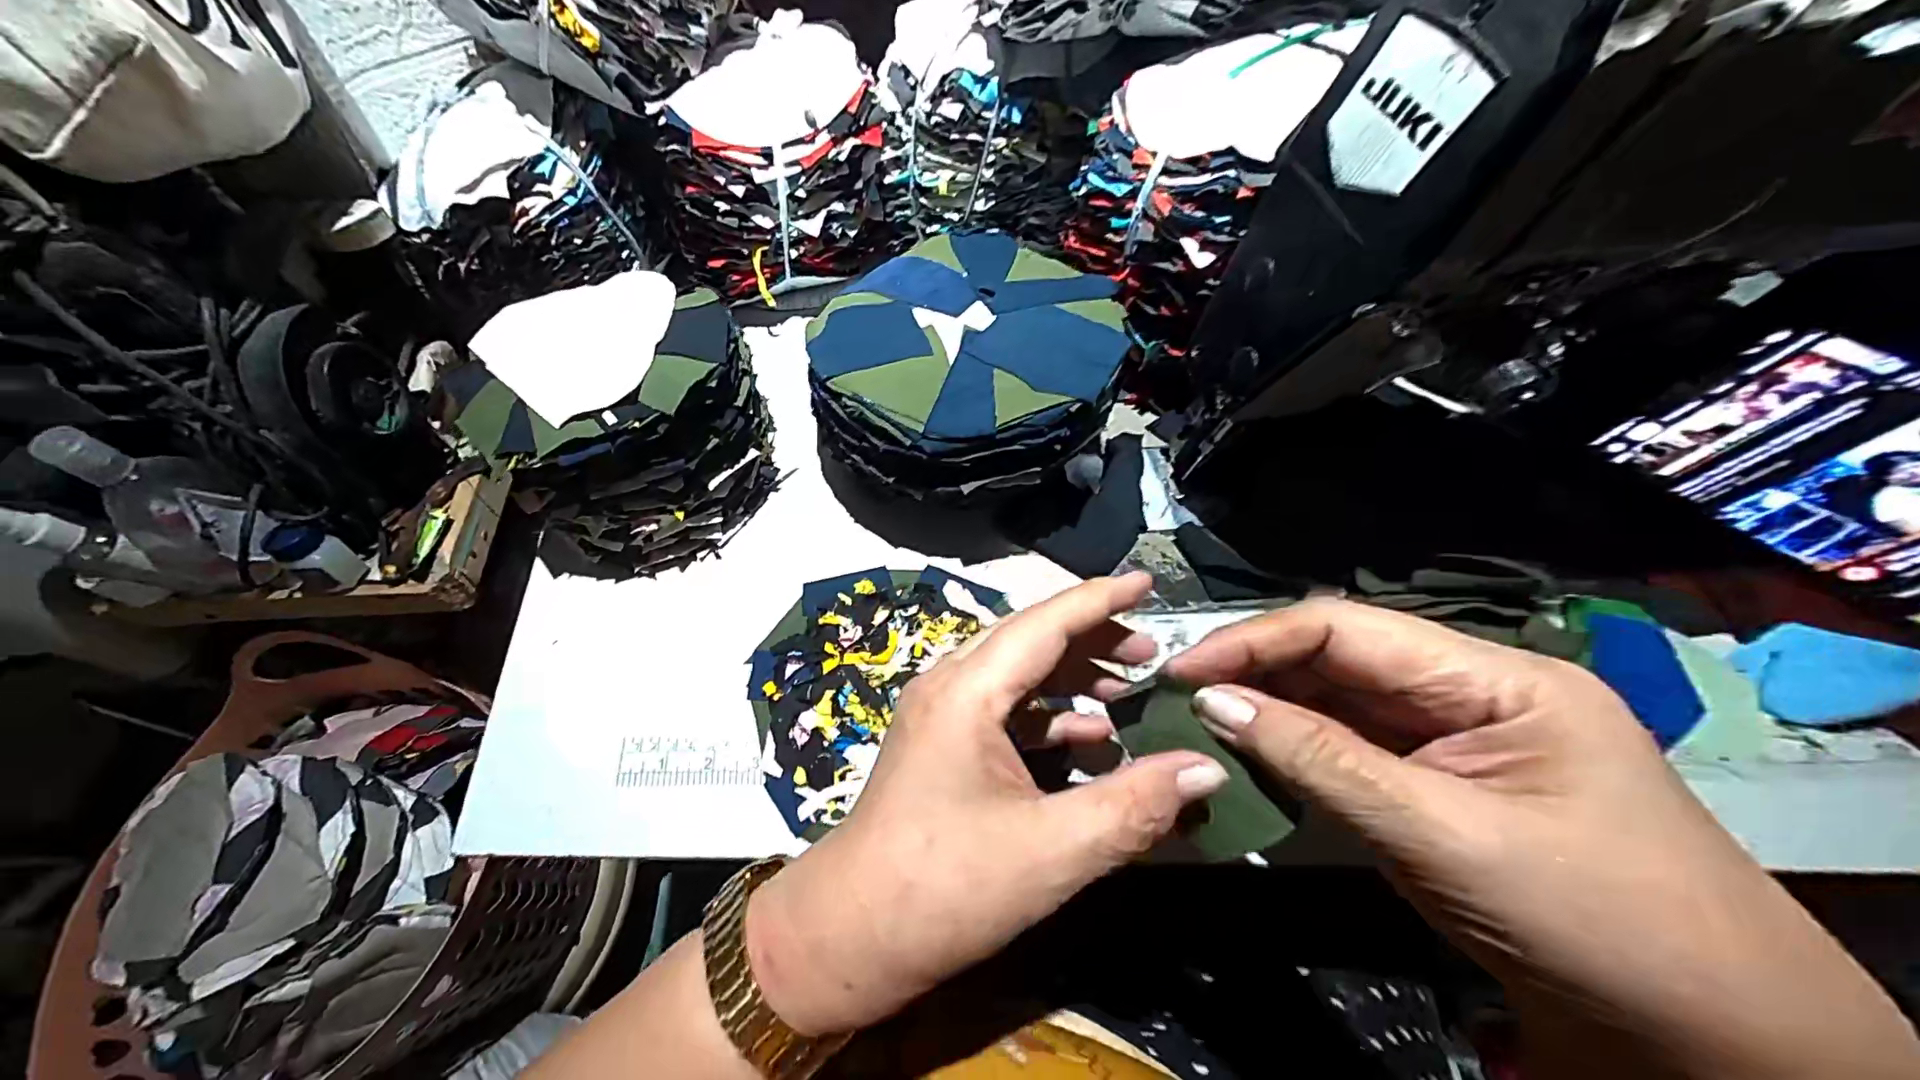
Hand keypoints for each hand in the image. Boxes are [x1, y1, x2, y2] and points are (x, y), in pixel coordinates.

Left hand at [745, 572, 1229, 1035]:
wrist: (848, 938)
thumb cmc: (942, 889)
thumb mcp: (1051, 849)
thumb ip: (1134, 805)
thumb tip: (1207, 768)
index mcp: (967, 692)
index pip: (1045, 623)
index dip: (1100, 599)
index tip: (1148, 581)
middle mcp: (949, 689)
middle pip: (1030, 641)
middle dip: (1093, 639)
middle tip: (1152, 652)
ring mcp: (941, 718)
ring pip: (1018, 676)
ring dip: (1072, 678)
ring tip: (1129, 690)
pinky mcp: (943, 748)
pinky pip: (1006, 712)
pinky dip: (1051, 717)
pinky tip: (1090, 740)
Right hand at [1165, 598, 1919, 1079]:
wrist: (1717, 1050)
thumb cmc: (1597, 926)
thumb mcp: (1443, 837)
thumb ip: (1319, 760)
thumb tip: (1213, 701)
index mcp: (1495, 679)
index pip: (1348, 628)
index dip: (1256, 640)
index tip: (1185, 667)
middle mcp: (1469, 692)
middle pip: (1339, 658)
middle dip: (1256, 669)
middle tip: (1178, 691)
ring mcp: (1453, 740)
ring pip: (1337, 703)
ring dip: (1270, 709)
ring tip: (1200, 718)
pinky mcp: (1437, 784)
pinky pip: (1350, 748)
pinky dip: (1296, 751)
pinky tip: (1252, 754)